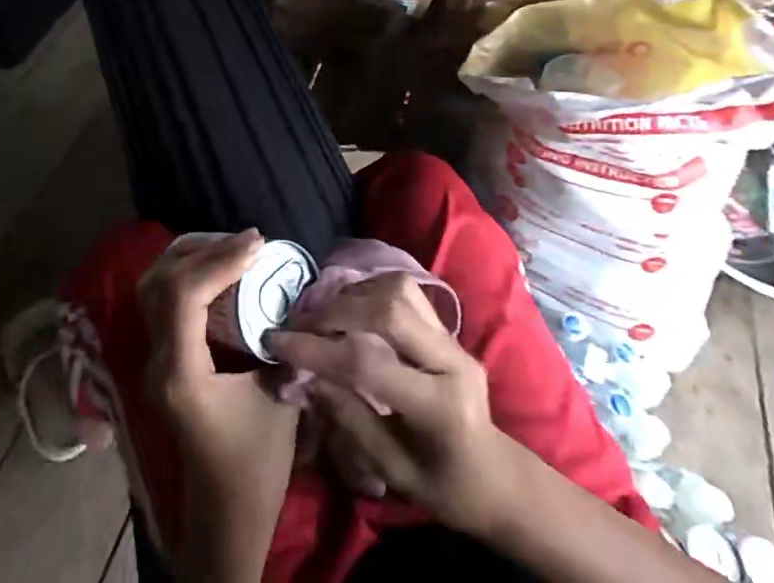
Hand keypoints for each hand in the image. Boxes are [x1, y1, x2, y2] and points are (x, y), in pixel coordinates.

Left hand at [139, 230, 298, 579]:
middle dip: (202, 250)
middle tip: (246, 239)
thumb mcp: (281, 401)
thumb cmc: (257, 461)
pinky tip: (217, 268)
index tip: (258, 244)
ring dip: (189, 257)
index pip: (183, 297)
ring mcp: (151, 358)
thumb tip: (298, 295)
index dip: (219, 261)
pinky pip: (162, 301)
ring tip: (231, 245)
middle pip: (158, 283)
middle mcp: (156, 360)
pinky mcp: (159, 357)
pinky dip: (186, 274)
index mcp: (180, 374)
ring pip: (152, 288)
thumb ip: (284, 345)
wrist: (227, 505)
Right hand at [268, 273, 518, 537]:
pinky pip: (403, 290)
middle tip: (299, 325)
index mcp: (440, 407)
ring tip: (322, 316)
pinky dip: (368, 291)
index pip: (368, 363)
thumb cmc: (443, 485)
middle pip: (388, 309)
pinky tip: (348, 310)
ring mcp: (453, 338)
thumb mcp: (392, 469)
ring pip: (397, 288)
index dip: (316, 350)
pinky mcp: (447, 327)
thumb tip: (307, 375)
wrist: (497, 476)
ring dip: (352, 295)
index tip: (276, 343)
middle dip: (334, 311)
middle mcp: (451, 361)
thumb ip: (349, 417)